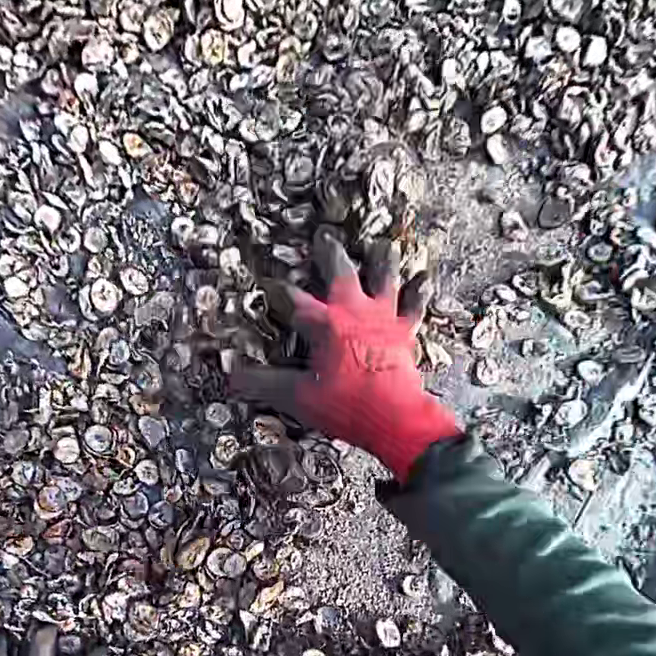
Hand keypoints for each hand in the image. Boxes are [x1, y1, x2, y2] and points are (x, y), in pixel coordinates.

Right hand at [234, 226, 460, 481]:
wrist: (396, 418)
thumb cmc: (346, 405)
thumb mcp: (298, 396)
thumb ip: (264, 383)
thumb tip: (232, 377)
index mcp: (325, 324)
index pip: (292, 301)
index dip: (276, 290)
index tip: (266, 282)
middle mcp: (355, 312)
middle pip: (341, 273)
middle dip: (329, 254)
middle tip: (324, 238)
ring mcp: (383, 318)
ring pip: (384, 279)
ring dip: (382, 261)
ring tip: (381, 245)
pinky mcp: (404, 332)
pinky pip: (414, 306)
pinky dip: (418, 293)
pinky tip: (423, 280)